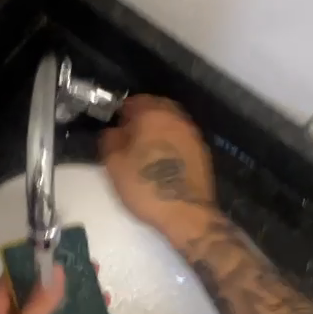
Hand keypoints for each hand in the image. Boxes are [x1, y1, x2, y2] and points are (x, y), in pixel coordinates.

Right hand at [98, 96, 218, 242]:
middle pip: (157, 108)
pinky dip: (170, 142)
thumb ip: (110, 140)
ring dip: (158, 129)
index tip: (115, 126)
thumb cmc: (146, 186)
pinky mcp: (202, 152)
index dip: (122, 112)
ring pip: (171, 122)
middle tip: (129, 135)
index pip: (135, 101)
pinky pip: (181, 138)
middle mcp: (177, 118)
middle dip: (142, 117)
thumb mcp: (114, 164)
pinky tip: (162, 160)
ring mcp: (193, 135)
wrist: (185, 213)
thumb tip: (114, 131)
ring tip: (145, 149)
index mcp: (154, 115)